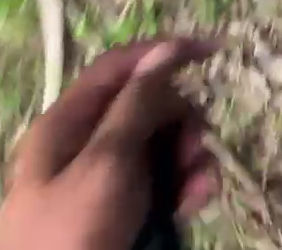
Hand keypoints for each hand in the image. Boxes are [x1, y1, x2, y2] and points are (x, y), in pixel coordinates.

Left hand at [0, 39, 220, 249]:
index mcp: (66, 125)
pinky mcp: (124, 202)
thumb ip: (138, 103)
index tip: (214, 53)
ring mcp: (105, 174)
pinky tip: (194, 202)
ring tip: (195, 188)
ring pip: (166, 139)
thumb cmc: (75, 232)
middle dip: (184, 122)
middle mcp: (85, 143)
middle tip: (195, 146)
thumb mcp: (108, 162)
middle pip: (151, 104)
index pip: (119, 65)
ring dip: (191, 158)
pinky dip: (187, 183)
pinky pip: (167, 174)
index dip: (164, 52)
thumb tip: (166, 49)